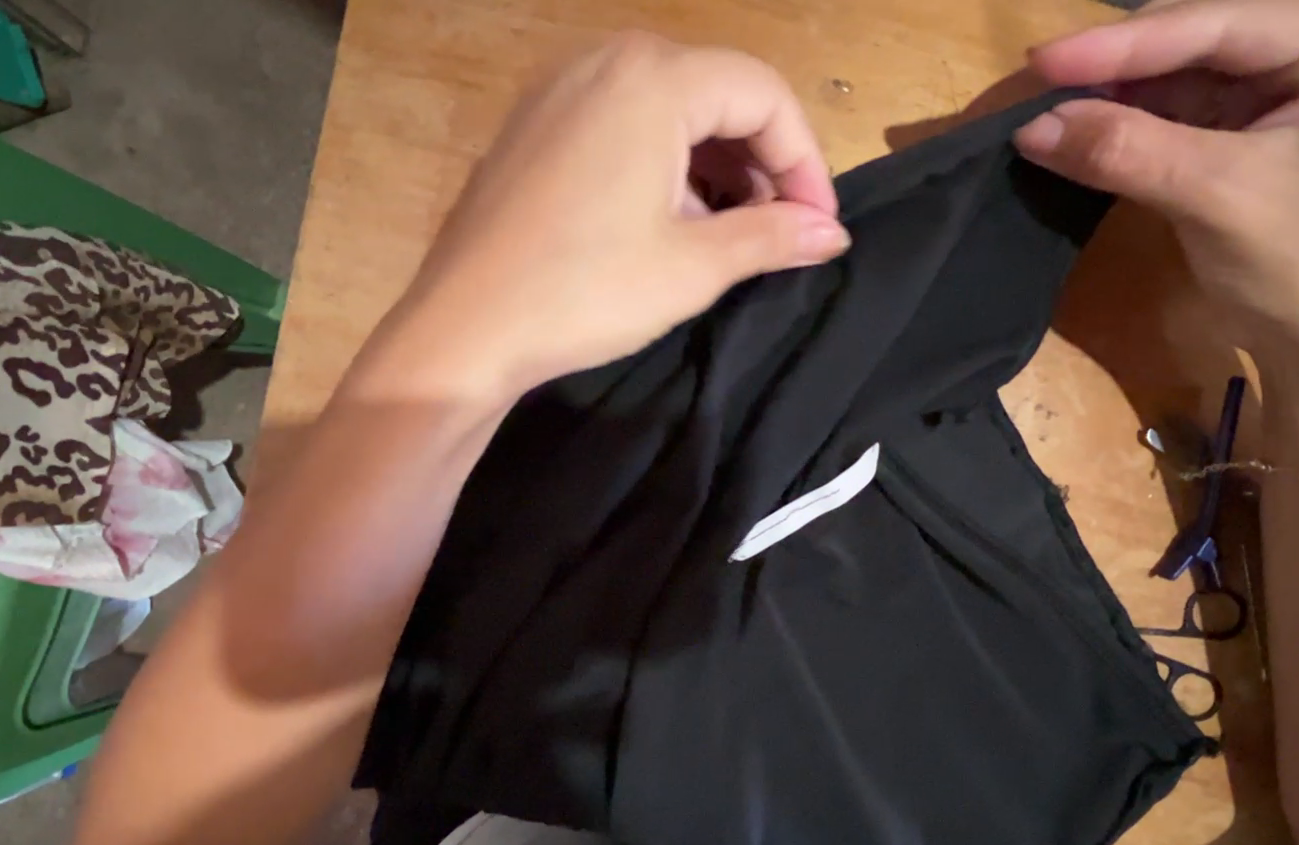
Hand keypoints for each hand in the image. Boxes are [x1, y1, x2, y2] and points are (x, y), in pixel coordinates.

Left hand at [384, 33, 849, 400]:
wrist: (466, 329)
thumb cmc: (585, 293)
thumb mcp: (691, 267)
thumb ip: (771, 238)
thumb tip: (832, 234)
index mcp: (653, 77)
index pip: (763, 94)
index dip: (804, 160)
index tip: (817, 225)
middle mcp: (604, 61)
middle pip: (716, 94)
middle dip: (760, 163)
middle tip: (778, 232)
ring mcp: (560, 91)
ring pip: (667, 112)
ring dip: (713, 169)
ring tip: (727, 236)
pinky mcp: (534, 128)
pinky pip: (620, 128)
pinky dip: (661, 167)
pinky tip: (666, 224)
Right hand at [1013, 0, 1298, 371]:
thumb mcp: (1218, 198)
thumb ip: (1127, 153)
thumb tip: (1031, 127)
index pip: (1227, 21)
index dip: (1125, 42)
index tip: (1041, 59)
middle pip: (1206, 32)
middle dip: (1121, 60)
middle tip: (1041, 79)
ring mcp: (1292, 82)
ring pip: (1184, 69)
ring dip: (1116, 89)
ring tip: (1050, 102)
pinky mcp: (1253, 124)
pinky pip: (1179, 107)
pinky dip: (1129, 120)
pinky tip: (1084, 124)